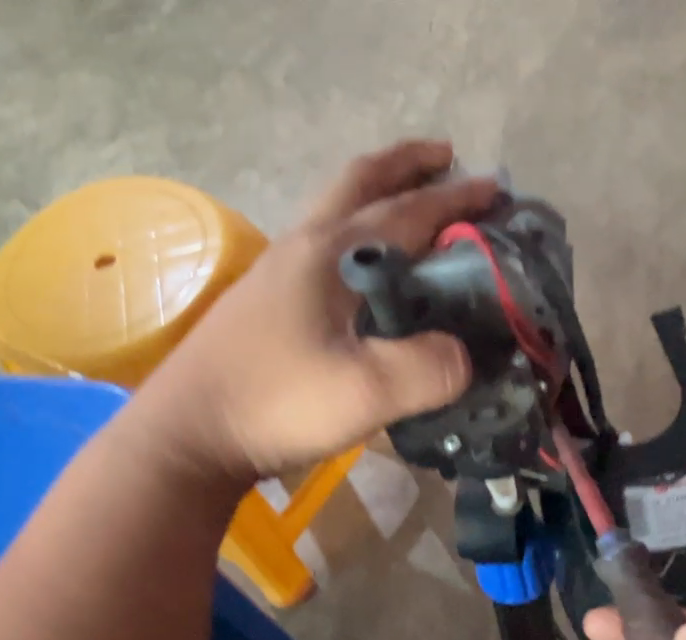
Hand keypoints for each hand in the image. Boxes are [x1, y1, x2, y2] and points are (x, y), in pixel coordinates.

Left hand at [131, 139, 498, 478]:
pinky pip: (323, 247)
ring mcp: (277, 273)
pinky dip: (357, 235)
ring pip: (335, 211)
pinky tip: (368, 270)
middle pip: (357, 183)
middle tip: (446, 158)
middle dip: (405, 165)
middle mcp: (301, 247)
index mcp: (329, 255)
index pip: (406, 211)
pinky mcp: (266, 303)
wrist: (188, 435)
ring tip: (412, 205)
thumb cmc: (276, 404)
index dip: (455, 200)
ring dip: (377, 195)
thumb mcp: (366, 393)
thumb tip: (465, 354)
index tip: (496, 189)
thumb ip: (429, 369)